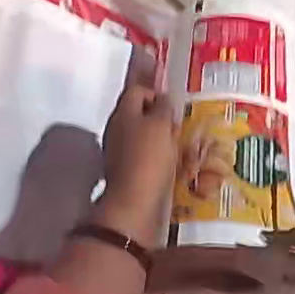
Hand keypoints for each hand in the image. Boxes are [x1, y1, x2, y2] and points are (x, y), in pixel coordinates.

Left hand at [98, 83, 177, 237]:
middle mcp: (116, 128)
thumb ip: (163, 107)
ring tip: (178, 147)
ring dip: (159, 138)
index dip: (156, 94)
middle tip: (178, 127)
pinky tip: (169, 165)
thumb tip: (163, 99)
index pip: (137, 90)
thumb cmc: (149, 158)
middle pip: (138, 113)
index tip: (173, 108)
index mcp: (123, 113)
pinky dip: (156, 156)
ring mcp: (118, 151)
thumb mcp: (161, 125)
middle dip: (159, 118)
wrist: (134, 203)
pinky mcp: (125, 170)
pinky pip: (143, 155)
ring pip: (141, 135)